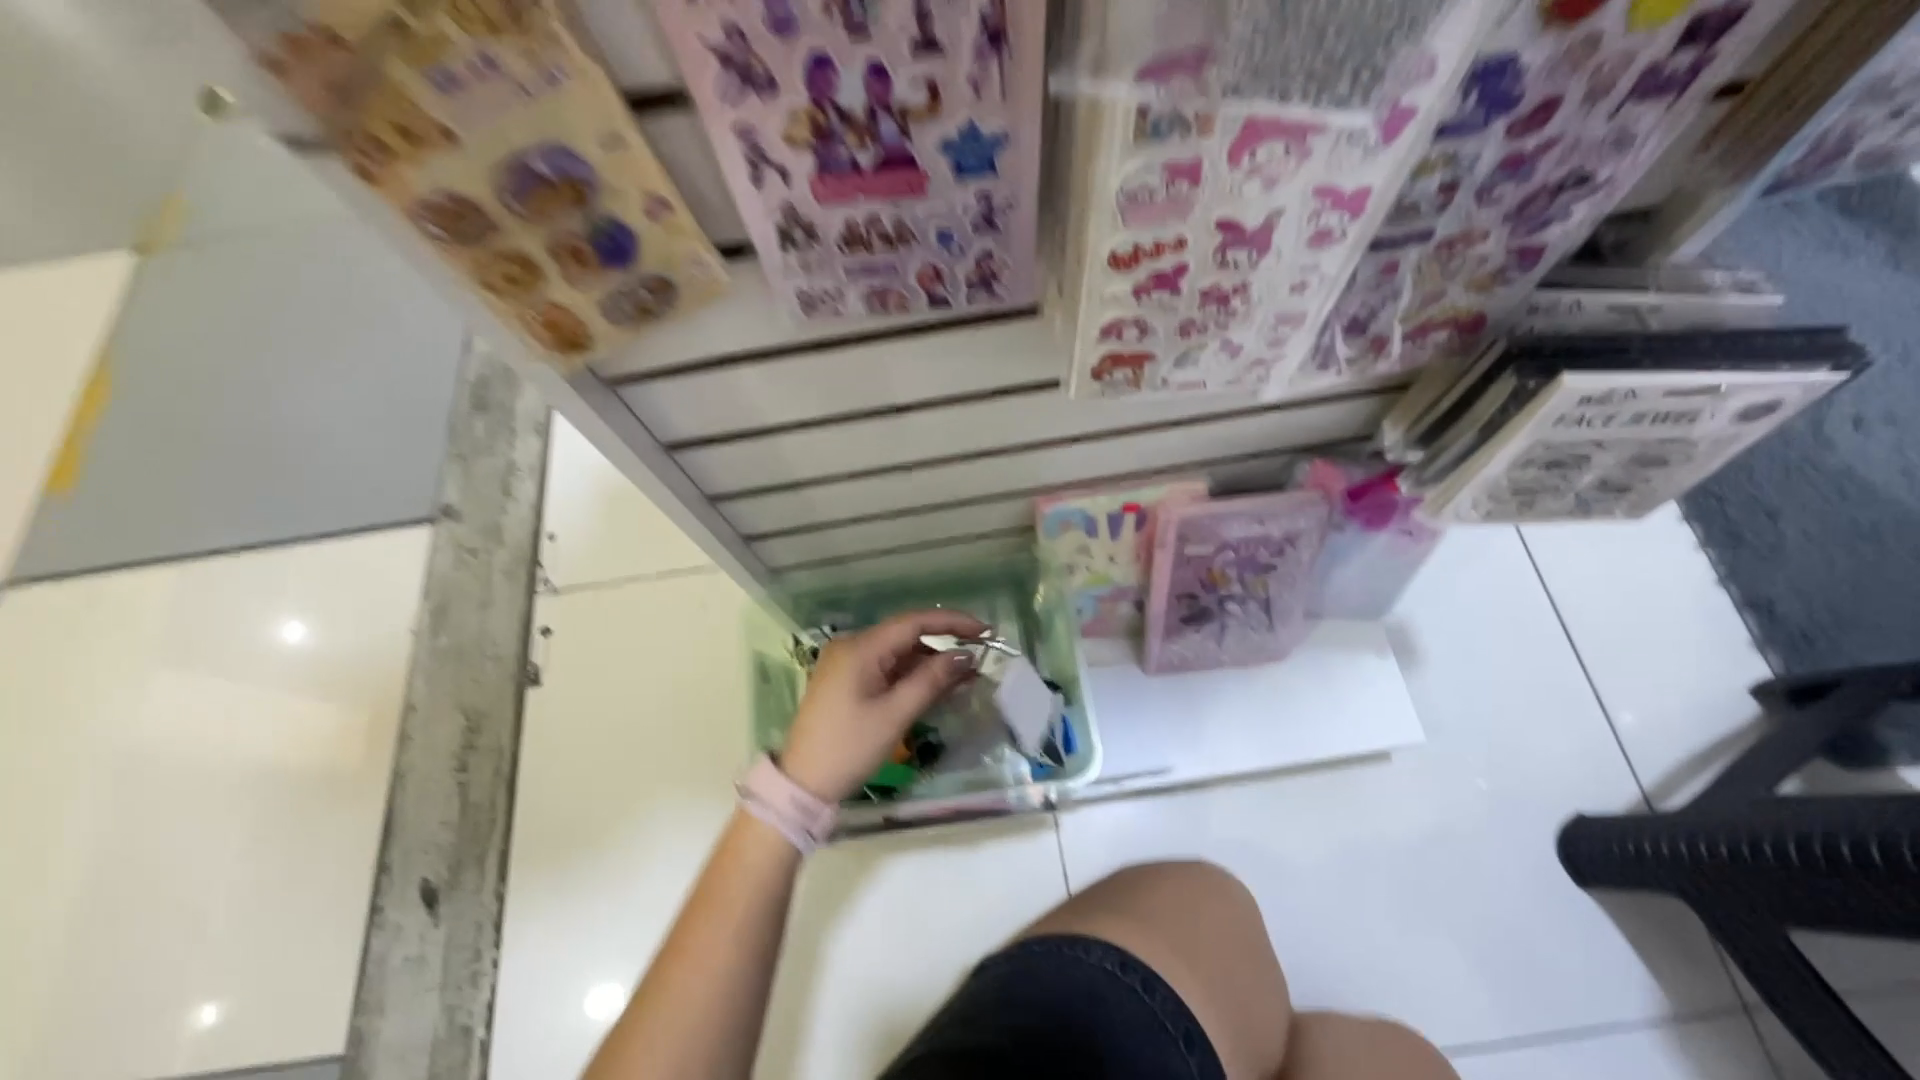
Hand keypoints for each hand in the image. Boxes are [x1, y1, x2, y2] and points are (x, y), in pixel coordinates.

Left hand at [778, 610, 987, 801]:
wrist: (803, 783)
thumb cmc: (850, 747)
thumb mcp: (895, 714)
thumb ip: (932, 680)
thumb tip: (966, 656)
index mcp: (860, 648)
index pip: (913, 622)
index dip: (952, 622)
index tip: (985, 631)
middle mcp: (852, 646)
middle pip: (906, 635)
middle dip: (944, 644)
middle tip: (980, 658)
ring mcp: (847, 663)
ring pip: (898, 653)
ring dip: (930, 663)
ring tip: (966, 676)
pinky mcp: (847, 681)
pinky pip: (886, 668)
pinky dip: (912, 675)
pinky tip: (938, 686)